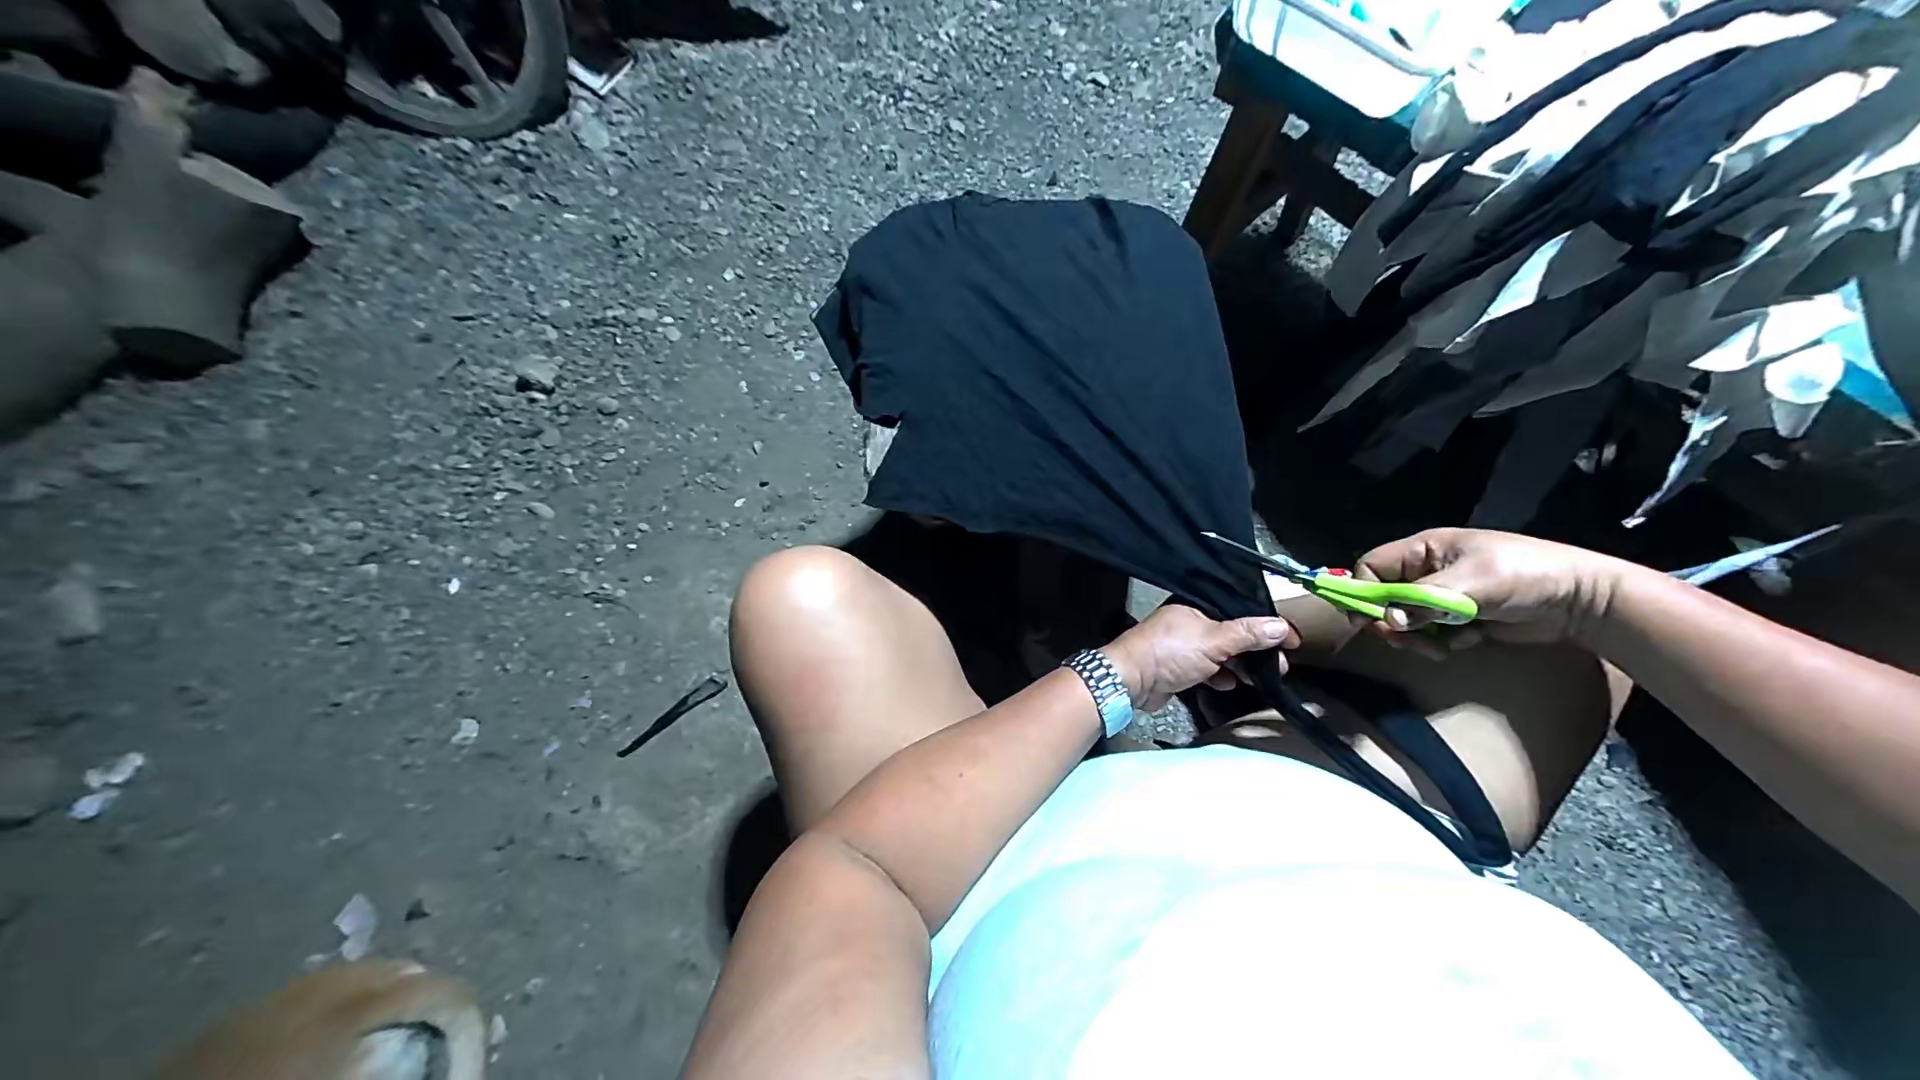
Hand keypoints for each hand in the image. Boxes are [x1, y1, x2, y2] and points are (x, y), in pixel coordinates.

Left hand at [1102, 605, 1298, 712]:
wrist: (1130, 680)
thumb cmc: (1170, 652)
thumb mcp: (1213, 640)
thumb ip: (1247, 634)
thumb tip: (1281, 626)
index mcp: (1196, 605)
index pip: (1239, 610)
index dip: (1265, 625)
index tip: (1291, 642)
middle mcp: (1189, 621)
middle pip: (1232, 633)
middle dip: (1255, 650)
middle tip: (1279, 666)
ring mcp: (1183, 645)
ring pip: (1221, 653)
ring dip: (1240, 665)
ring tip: (1259, 678)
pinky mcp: (1178, 667)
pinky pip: (1207, 669)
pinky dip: (1220, 675)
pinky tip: (1229, 683)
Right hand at [1354, 528, 1623, 646]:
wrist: (1583, 599)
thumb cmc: (1523, 576)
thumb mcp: (1470, 584)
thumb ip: (1423, 601)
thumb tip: (1388, 622)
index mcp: (1423, 550)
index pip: (1370, 568)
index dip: (1364, 592)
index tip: (1372, 620)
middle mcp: (1426, 569)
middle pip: (1383, 597)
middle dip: (1392, 622)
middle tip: (1407, 641)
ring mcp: (1443, 593)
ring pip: (1406, 618)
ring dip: (1417, 636)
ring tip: (1441, 647)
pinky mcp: (1459, 615)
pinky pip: (1431, 631)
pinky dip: (1442, 640)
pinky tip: (1467, 640)